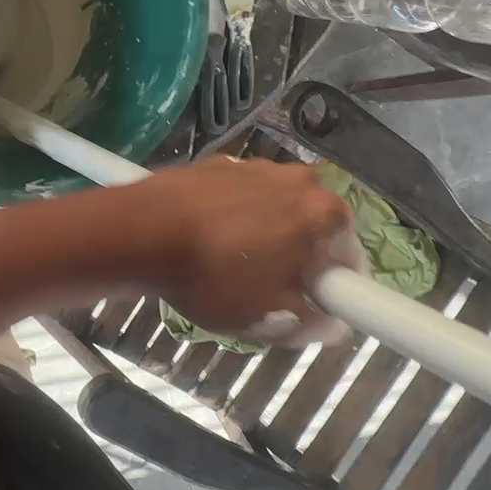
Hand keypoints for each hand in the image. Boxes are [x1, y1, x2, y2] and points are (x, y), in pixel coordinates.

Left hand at [134, 158, 365, 346]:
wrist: (141, 230)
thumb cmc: (214, 277)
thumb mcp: (268, 320)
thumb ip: (311, 325)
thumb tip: (331, 324)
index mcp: (324, 213)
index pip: (349, 257)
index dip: (334, 287)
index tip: (312, 305)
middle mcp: (296, 179)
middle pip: (311, 226)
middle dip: (297, 256)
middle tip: (269, 289)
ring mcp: (252, 166)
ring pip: (272, 209)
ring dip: (262, 233)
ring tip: (229, 263)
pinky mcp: (214, 164)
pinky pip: (236, 197)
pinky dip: (230, 215)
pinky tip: (205, 237)